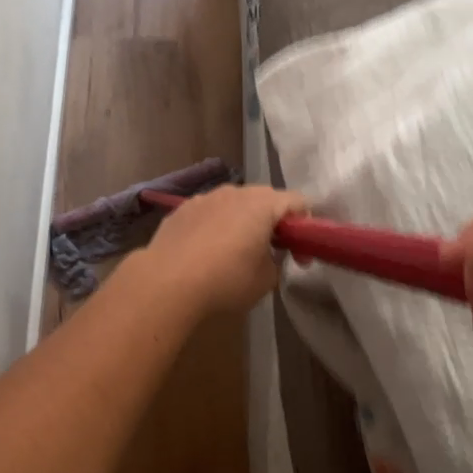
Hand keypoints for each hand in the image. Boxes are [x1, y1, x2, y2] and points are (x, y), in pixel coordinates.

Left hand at [127, 184, 307, 318]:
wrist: (167, 281)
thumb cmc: (225, 279)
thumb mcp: (265, 279)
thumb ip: (276, 260)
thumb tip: (267, 254)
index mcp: (262, 204)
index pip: (297, 201)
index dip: (305, 226)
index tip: (299, 255)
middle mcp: (235, 192)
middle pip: (265, 198)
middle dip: (273, 221)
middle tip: (272, 251)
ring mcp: (205, 197)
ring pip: (234, 203)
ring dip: (242, 221)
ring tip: (235, 252)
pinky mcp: (182, 209)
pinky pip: (209, 212)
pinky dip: (215, 226)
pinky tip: (206, 252)